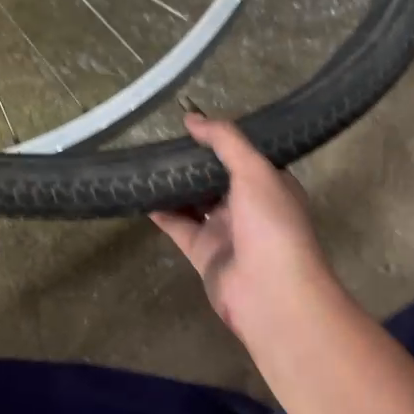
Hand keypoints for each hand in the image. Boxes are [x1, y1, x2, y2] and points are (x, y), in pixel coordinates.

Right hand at [151, 115, 333, 331]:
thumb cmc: (272, 225)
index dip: (221, 140)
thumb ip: (224, 140)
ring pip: (194, 201)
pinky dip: (160, 211)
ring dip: (174, 184)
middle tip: (161, 139)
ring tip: (146, 160)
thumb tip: (191, 118)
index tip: (193, 123)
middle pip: (215, 178)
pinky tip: (140, 192)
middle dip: (192, 161)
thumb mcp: (254, 171)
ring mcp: (225, 232)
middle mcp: (249, 208)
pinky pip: (177, 225)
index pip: (244, 157)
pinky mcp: (203, 252)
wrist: (273, 295)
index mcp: (270, 188)